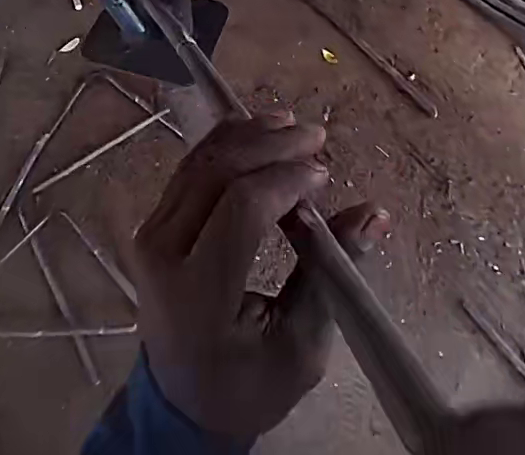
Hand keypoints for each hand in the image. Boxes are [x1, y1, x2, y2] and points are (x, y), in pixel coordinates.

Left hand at [129, 111, 389, 439]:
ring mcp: (151, 230)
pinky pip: (188, 169)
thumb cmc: (247, 384)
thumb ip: (331, 272)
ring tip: (288, 122)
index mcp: (199, 289)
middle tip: (315, 135)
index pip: (242, 207)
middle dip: (268, 144)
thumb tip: (373, 212)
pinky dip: (223, 145)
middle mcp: (163, 249)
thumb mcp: (301, 345)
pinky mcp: (153, 222)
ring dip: (244, 135)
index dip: (285, 179)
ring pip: (198, 161)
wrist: (181, 400)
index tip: (324, 172)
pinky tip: (254, 132)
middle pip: (216, 172)